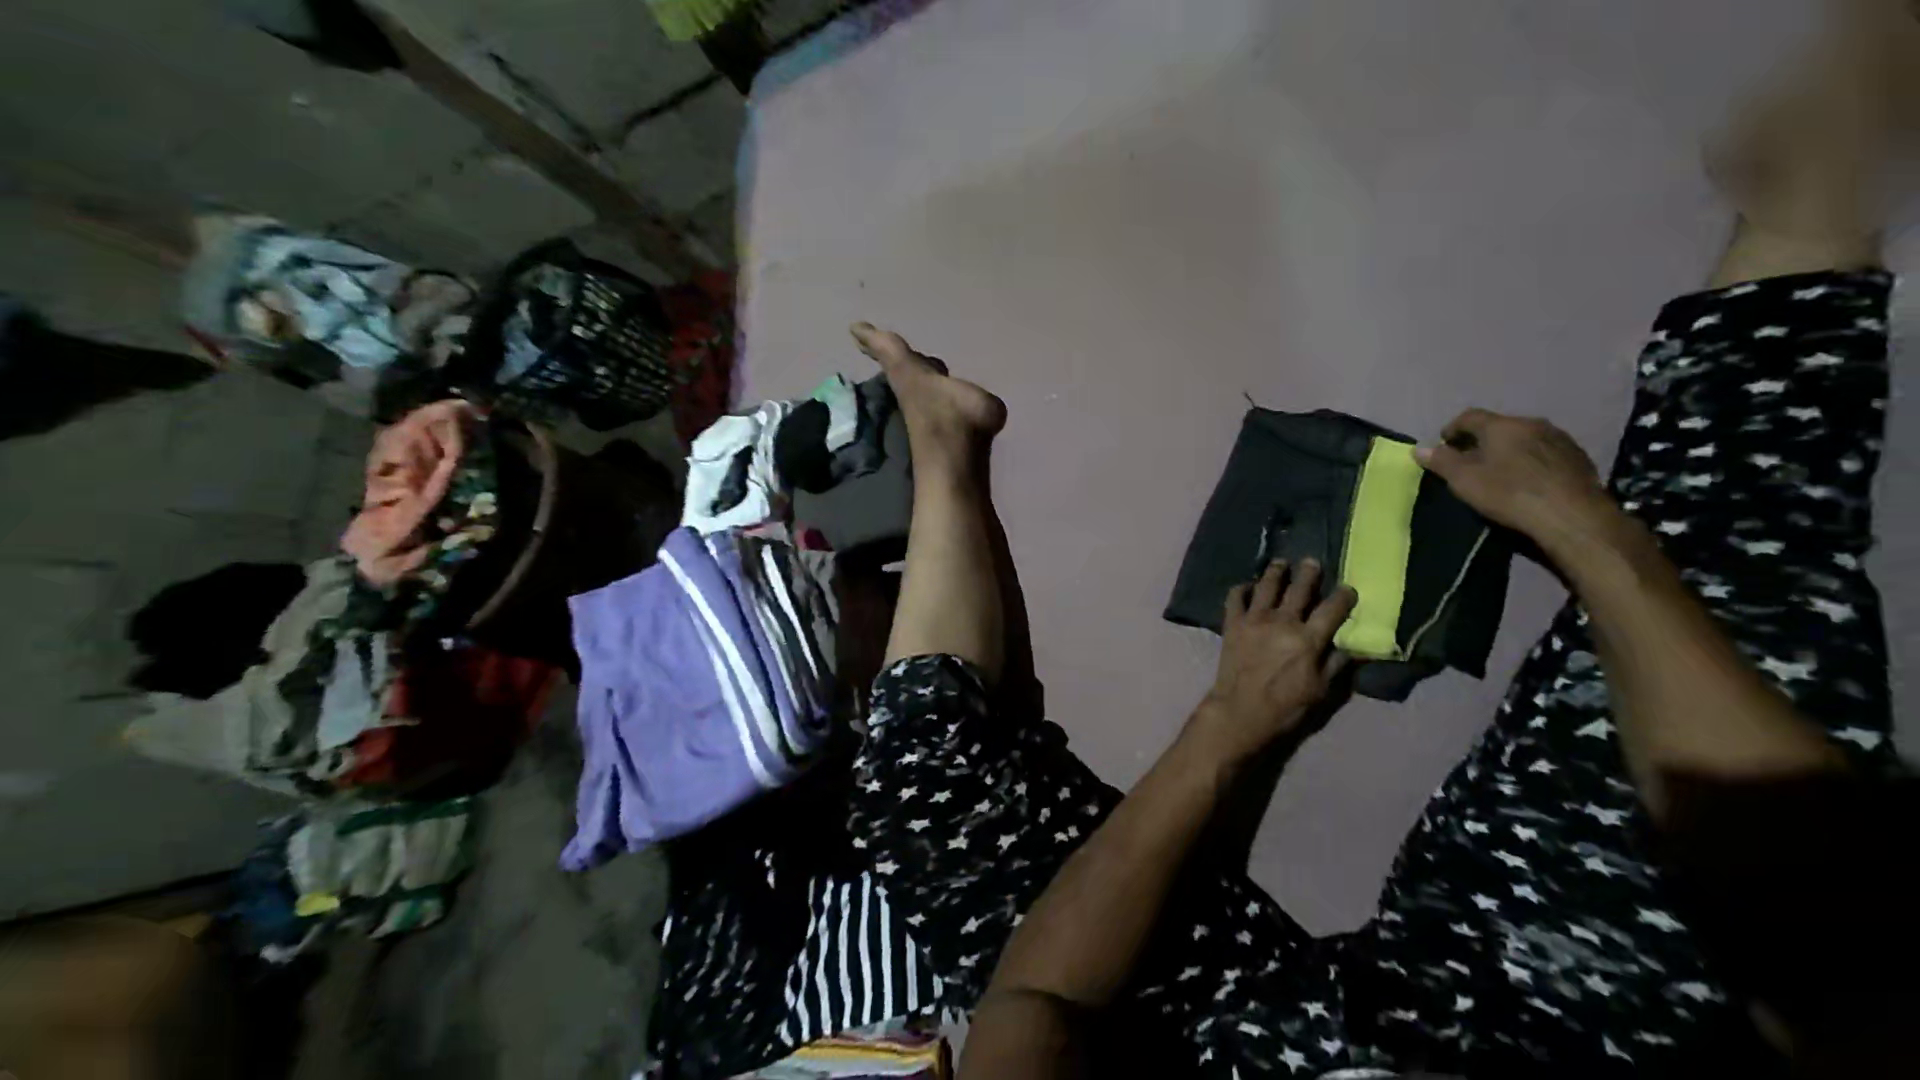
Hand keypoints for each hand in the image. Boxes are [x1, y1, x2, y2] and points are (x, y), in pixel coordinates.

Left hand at [1192, 559, 1355, 762]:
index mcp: (1308, 639)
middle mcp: (1283, 622)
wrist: (1241, 710)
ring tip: (1281, 563)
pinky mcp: (1232, 624)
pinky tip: (1247, 585)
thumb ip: (1337, 664)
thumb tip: (1356, 647)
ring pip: (1267, 586)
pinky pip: (1235, 598)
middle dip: (1308, 573)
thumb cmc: (1286, 705)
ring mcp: (1255, 620)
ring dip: (1275, 572)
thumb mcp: (1321, 689)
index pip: (1332, 609)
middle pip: (1299, 589)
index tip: (1348, 588)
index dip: (1343, 596)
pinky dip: (1242, 588)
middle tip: (1311, 561)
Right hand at [1415, 409, 1620, 549]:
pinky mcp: (1578, 457)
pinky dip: (1529, 460)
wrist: (1571, 515)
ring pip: (1524, 438)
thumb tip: (1419, 448)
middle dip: (1480, 440)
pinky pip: (1544, 451)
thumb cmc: (1508, 493)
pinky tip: (1527, 479)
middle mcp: (1532, 424)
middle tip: (1469, 460)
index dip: (1452, 429)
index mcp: (1502, 425)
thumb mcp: (1464, 480)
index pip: (1469, 416)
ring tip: (1499, 471)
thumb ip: (1440, 461)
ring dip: (1508, 449)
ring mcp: (1560, 439)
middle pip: (1498, 426)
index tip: (1443, 446)